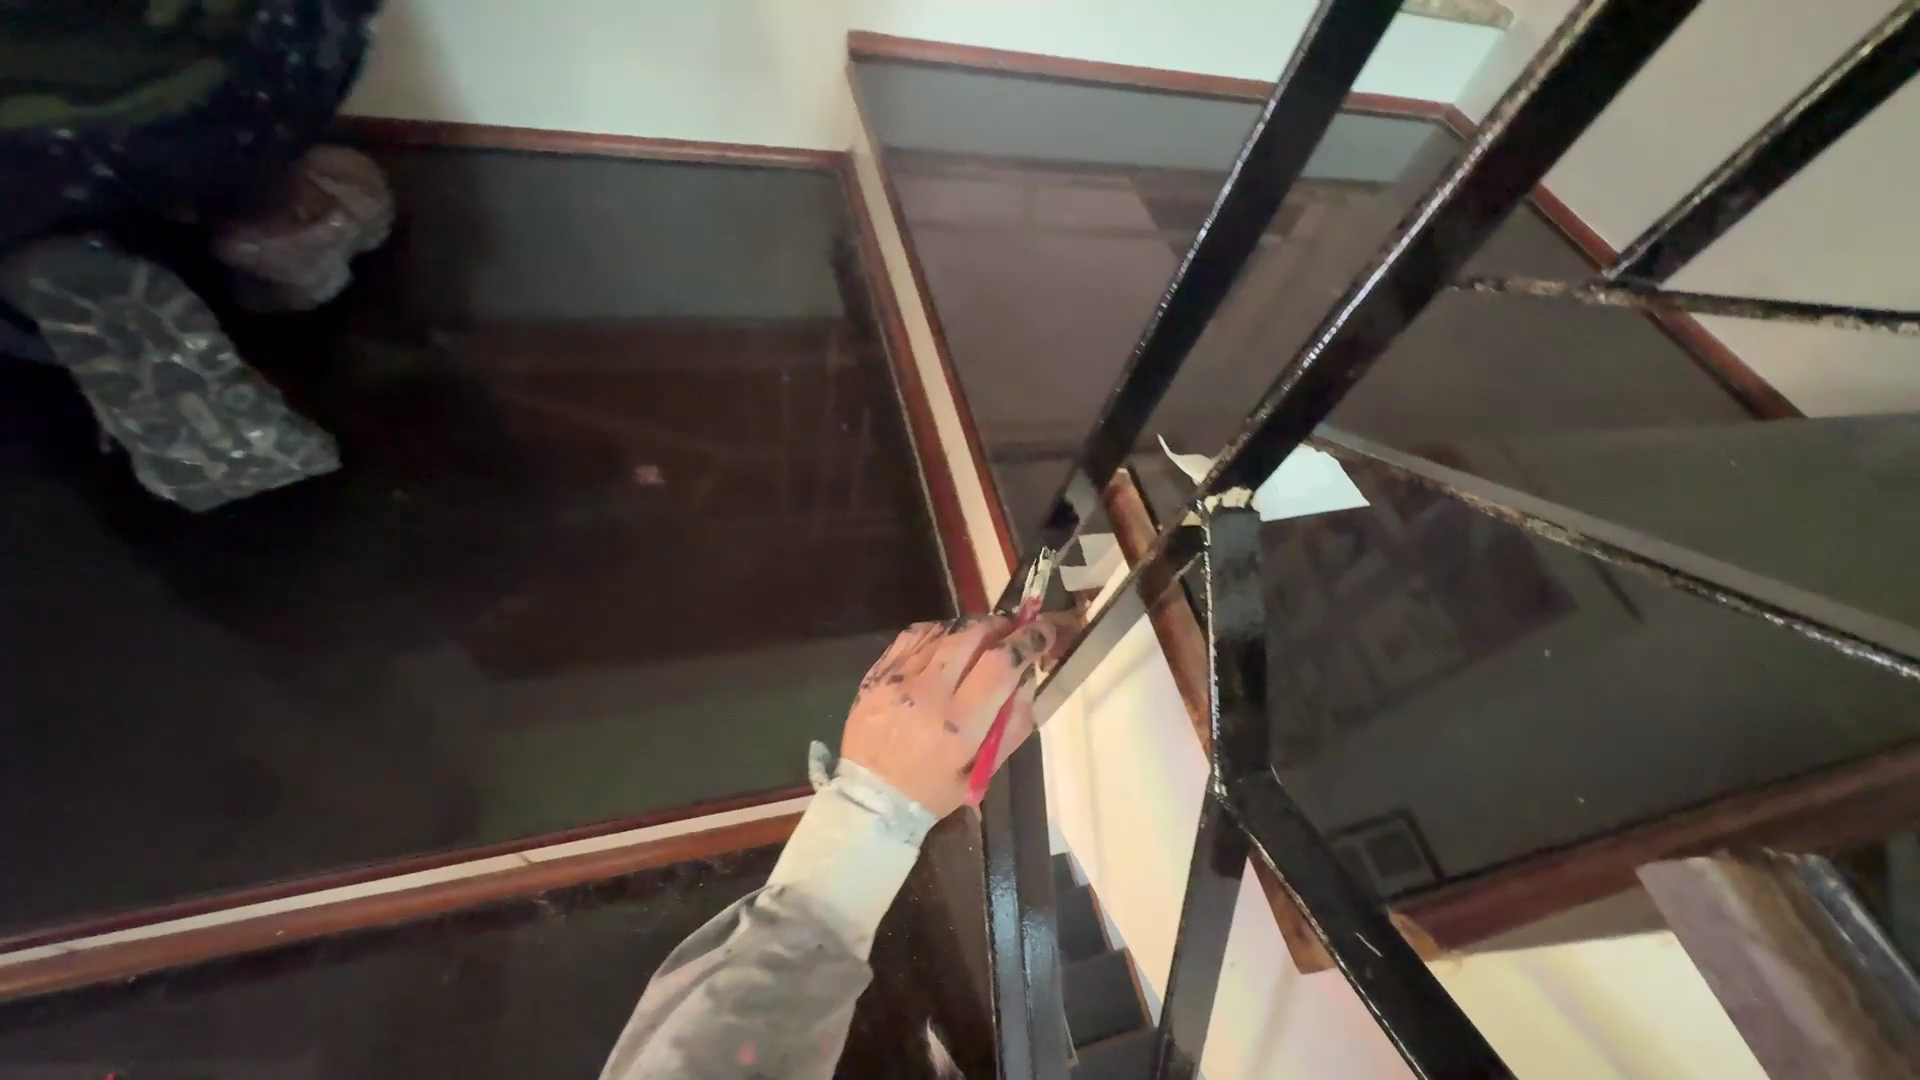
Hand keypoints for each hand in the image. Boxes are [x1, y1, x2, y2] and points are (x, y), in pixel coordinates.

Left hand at [841, 615, 1065, 816]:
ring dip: (970, 629)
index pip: (1001, 662)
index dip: (1028, 641)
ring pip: (944, 630)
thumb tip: (1027, 680)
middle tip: (1010, 631)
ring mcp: (899, 677)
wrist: (868, 798)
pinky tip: (944, 643)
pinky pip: (913, 635)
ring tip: (979, 639)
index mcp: (959, 724)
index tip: (1041, 633)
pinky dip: (937, 632)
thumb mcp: (982, 771)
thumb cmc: (931, 790)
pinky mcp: (878, 672)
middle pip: (972, 634)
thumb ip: (1012, 725)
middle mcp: (929, 692)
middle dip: (999, 625)